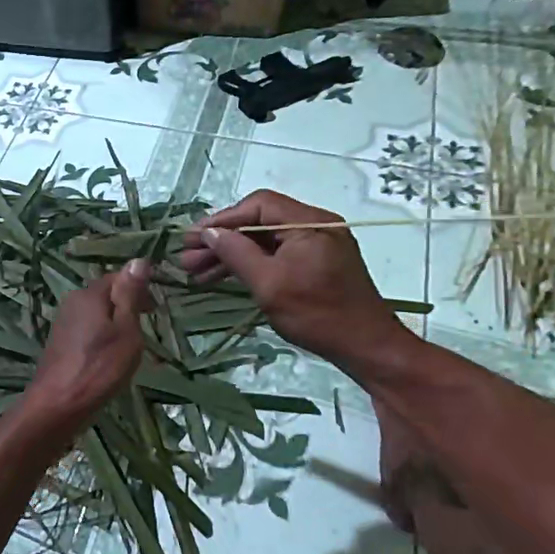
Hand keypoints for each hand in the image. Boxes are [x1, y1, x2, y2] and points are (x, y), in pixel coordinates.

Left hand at [28, 259, 154, 415]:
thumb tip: (138, 260)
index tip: (155, 310)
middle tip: (146, 328)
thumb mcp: (125, 330)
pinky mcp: (60, 343)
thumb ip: (130, 295)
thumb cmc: (99, 367)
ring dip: (115, 323)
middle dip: (127, 305)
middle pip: (105, 294)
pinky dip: (102, 337)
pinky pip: (87, 330)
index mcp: (89, 294)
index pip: (118, 277)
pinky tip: (109, 357)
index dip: (139, 288)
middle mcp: (72, 302)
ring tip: (130, 345)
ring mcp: (63, 323)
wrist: (58, 405)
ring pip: (96, 314)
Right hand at [179, 190, 406, 363]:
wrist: (366, 347)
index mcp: (310, 222)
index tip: (193, 237)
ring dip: (232, 254)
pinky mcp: (316, 264)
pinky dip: (251, 265)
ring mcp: (318, 245)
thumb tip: (209, 233)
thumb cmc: (318, 314)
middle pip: (259, 222)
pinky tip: (225, 277)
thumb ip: (237, 253)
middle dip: (222, 240)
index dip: (221, 219)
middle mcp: (316, 225)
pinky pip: (277, 255)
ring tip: (197, 272)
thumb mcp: (269, 284)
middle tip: (188, 258)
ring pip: (265, 241)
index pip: (257, 206)